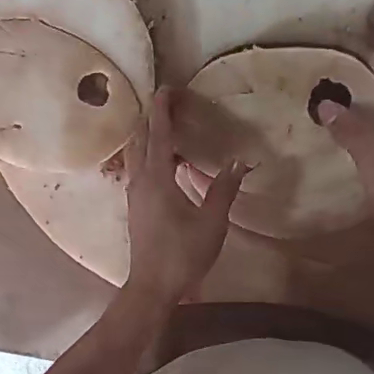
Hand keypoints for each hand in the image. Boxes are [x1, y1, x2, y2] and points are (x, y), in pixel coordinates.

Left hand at [123, 89, 246, 305]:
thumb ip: (224, 188)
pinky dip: (150, 158)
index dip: (162, 109)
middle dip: (152, 119)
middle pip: (140, 140)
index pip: (157, 133)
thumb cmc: (183, 253)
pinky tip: (167, 165)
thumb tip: (240, 161)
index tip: (166, 87)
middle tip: (171, 105)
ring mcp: (133, 195)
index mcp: (157, 178)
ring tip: (170, 130)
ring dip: (149, 139)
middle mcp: (139, 181)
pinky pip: (138, 171)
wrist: (152, 286)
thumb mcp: (212, 221)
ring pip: (136, 156)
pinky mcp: (135, 208)